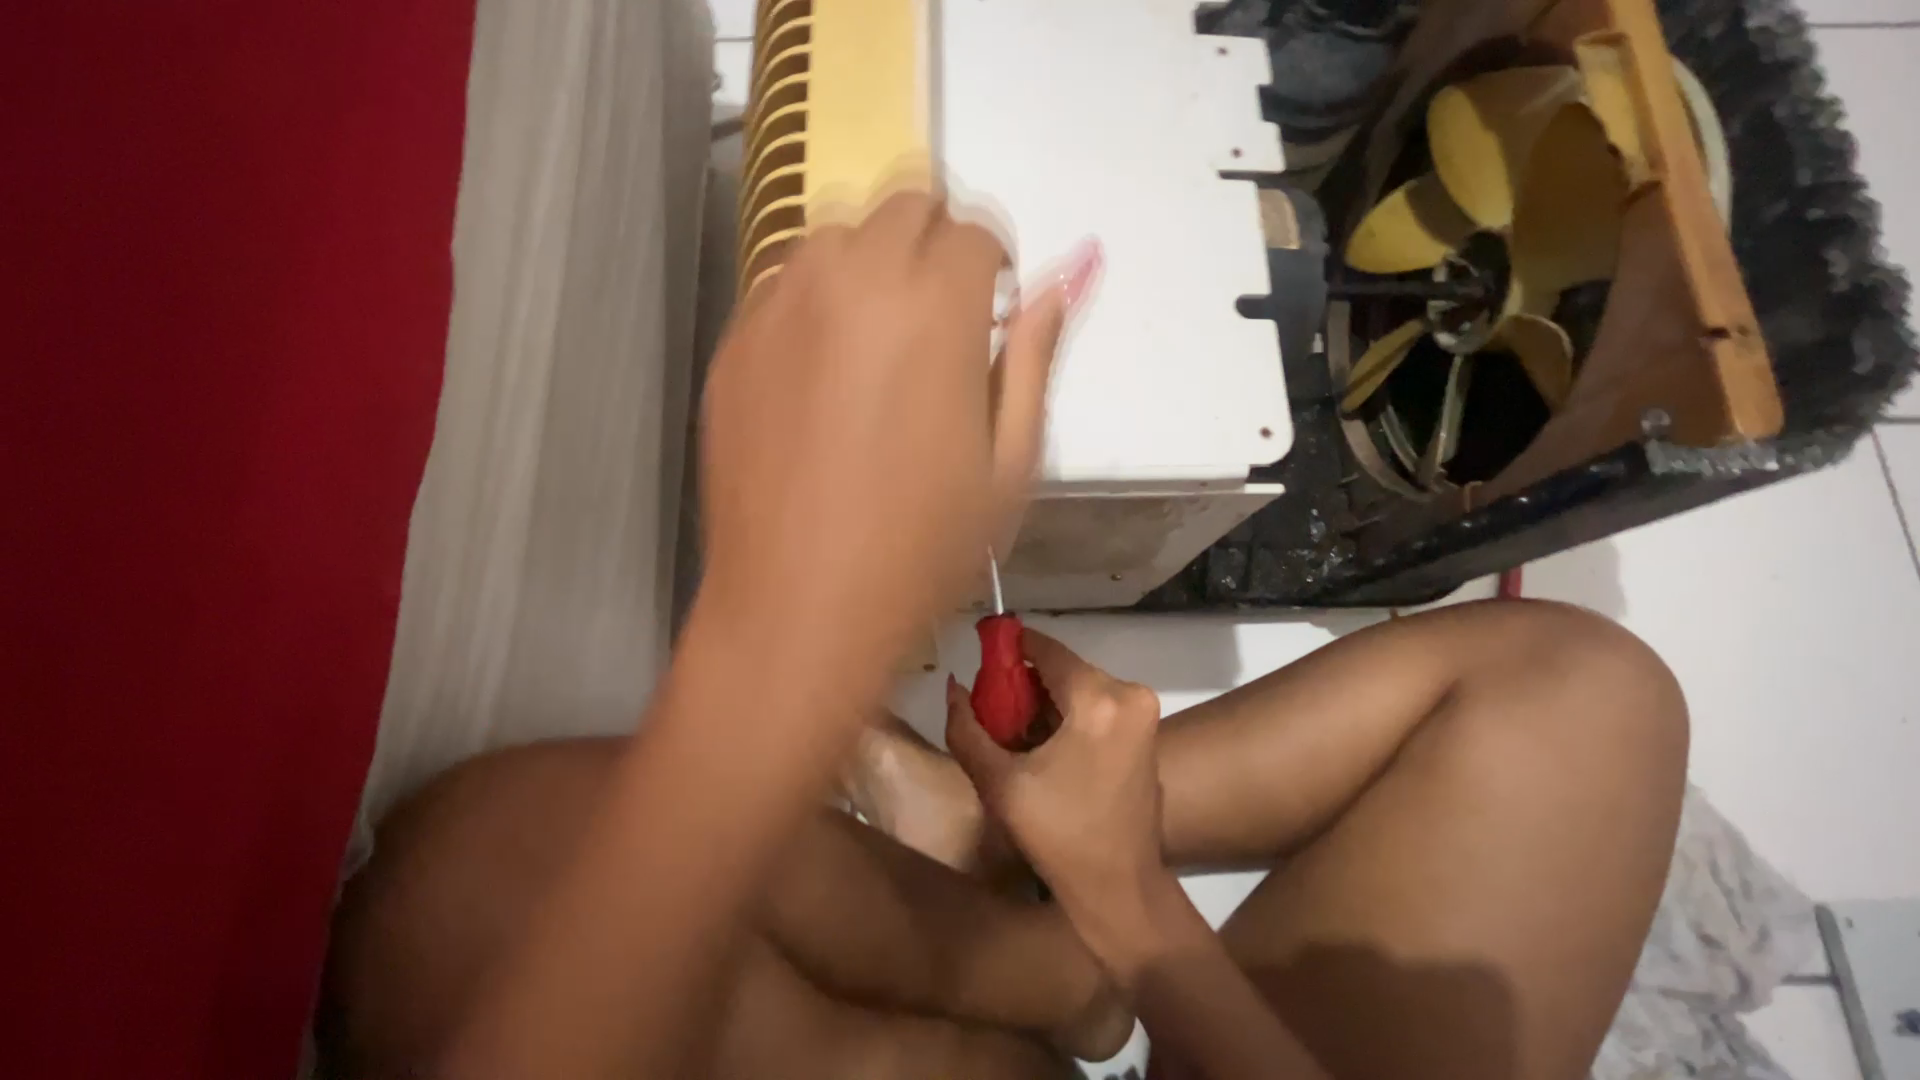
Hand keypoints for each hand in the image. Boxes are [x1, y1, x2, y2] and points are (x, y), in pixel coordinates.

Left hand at [697, 190, 1095, 673]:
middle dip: (936, 243)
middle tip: (944, 318)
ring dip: (872, 264)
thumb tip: (1066, 276)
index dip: (995, 266)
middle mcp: (849, 280)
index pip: (975, 229)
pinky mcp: (733, 345)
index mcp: (933, 305)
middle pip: (904, 203)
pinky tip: (824, 378)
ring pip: (835, 235)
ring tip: (882, 343)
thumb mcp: (1011, 462)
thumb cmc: (925, 549)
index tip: (994, 310)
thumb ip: (1035, 355)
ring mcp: (778, 307)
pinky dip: (815, 304)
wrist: (800, 608)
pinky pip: (782, 287)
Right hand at [944, 630, 1167, 963]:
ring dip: (1047, 702)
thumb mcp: (1000, 783)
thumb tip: (953, 687)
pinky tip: (1045, 748)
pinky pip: (1099, 707)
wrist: (1121, 887)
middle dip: (1025, 684)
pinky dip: (1070, 717)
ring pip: (1081, 688)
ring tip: (1015, 735)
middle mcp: (1130, 695)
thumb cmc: (1058, 835)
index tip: (981, 652)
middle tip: (992, 711)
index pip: (1047, 650)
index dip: (1010, 647)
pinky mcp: (1146, 734)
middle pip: (1064, 669)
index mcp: (1099, 700)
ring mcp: (1143, 716)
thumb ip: (967, 730)